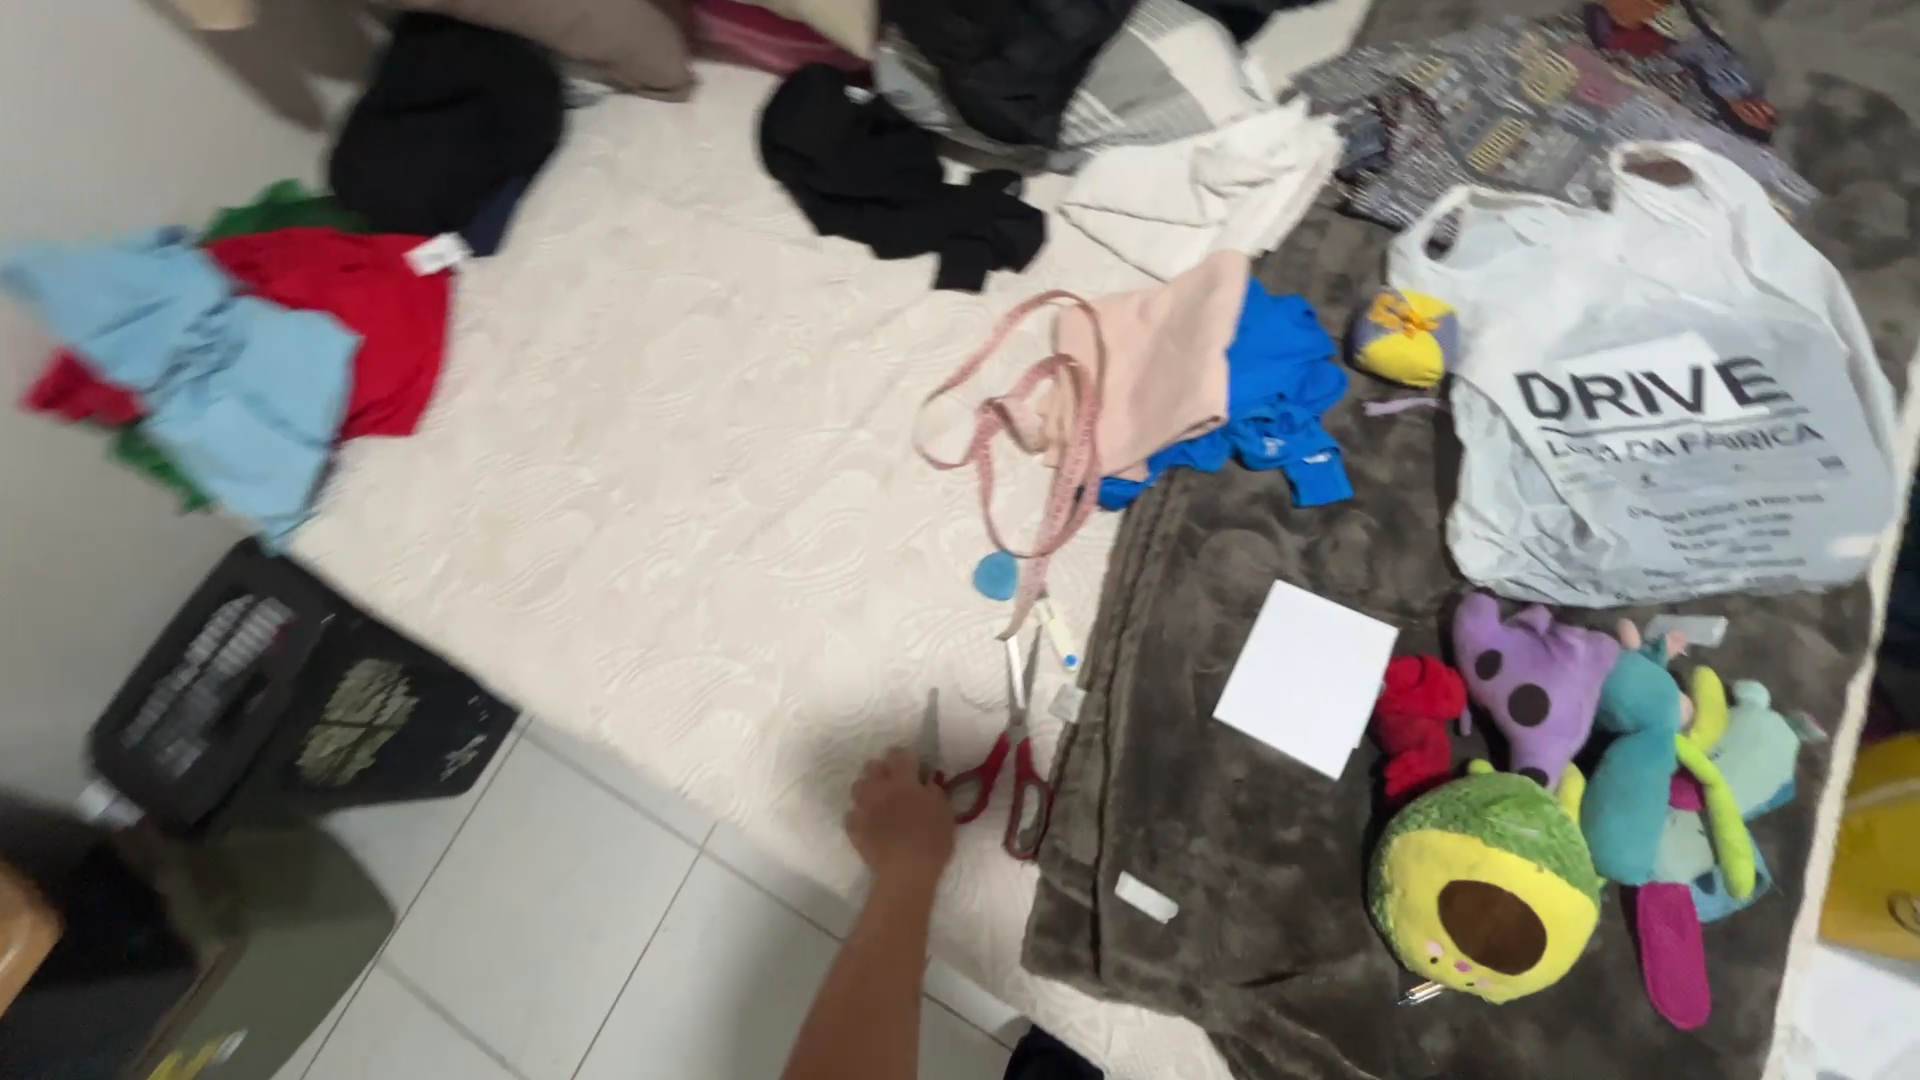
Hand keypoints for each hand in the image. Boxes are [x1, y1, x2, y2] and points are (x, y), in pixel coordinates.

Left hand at [845, 748, 955, 891]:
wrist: (905, 872)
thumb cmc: (931, 841)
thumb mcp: (945, 813)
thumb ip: (934, 792)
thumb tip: (926, 782)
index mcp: (903, 781)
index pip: (898, 754)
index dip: (904, 757)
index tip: (912, 767)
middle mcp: (880, 788)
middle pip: (872, 766)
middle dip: (881, 770)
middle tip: (894, 783)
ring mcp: (864, 807)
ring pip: (857, 786)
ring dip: (867, 790)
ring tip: (878, 802)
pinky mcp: (854, 827)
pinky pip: (851, 814)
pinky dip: (859, 817)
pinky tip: (868, 825)